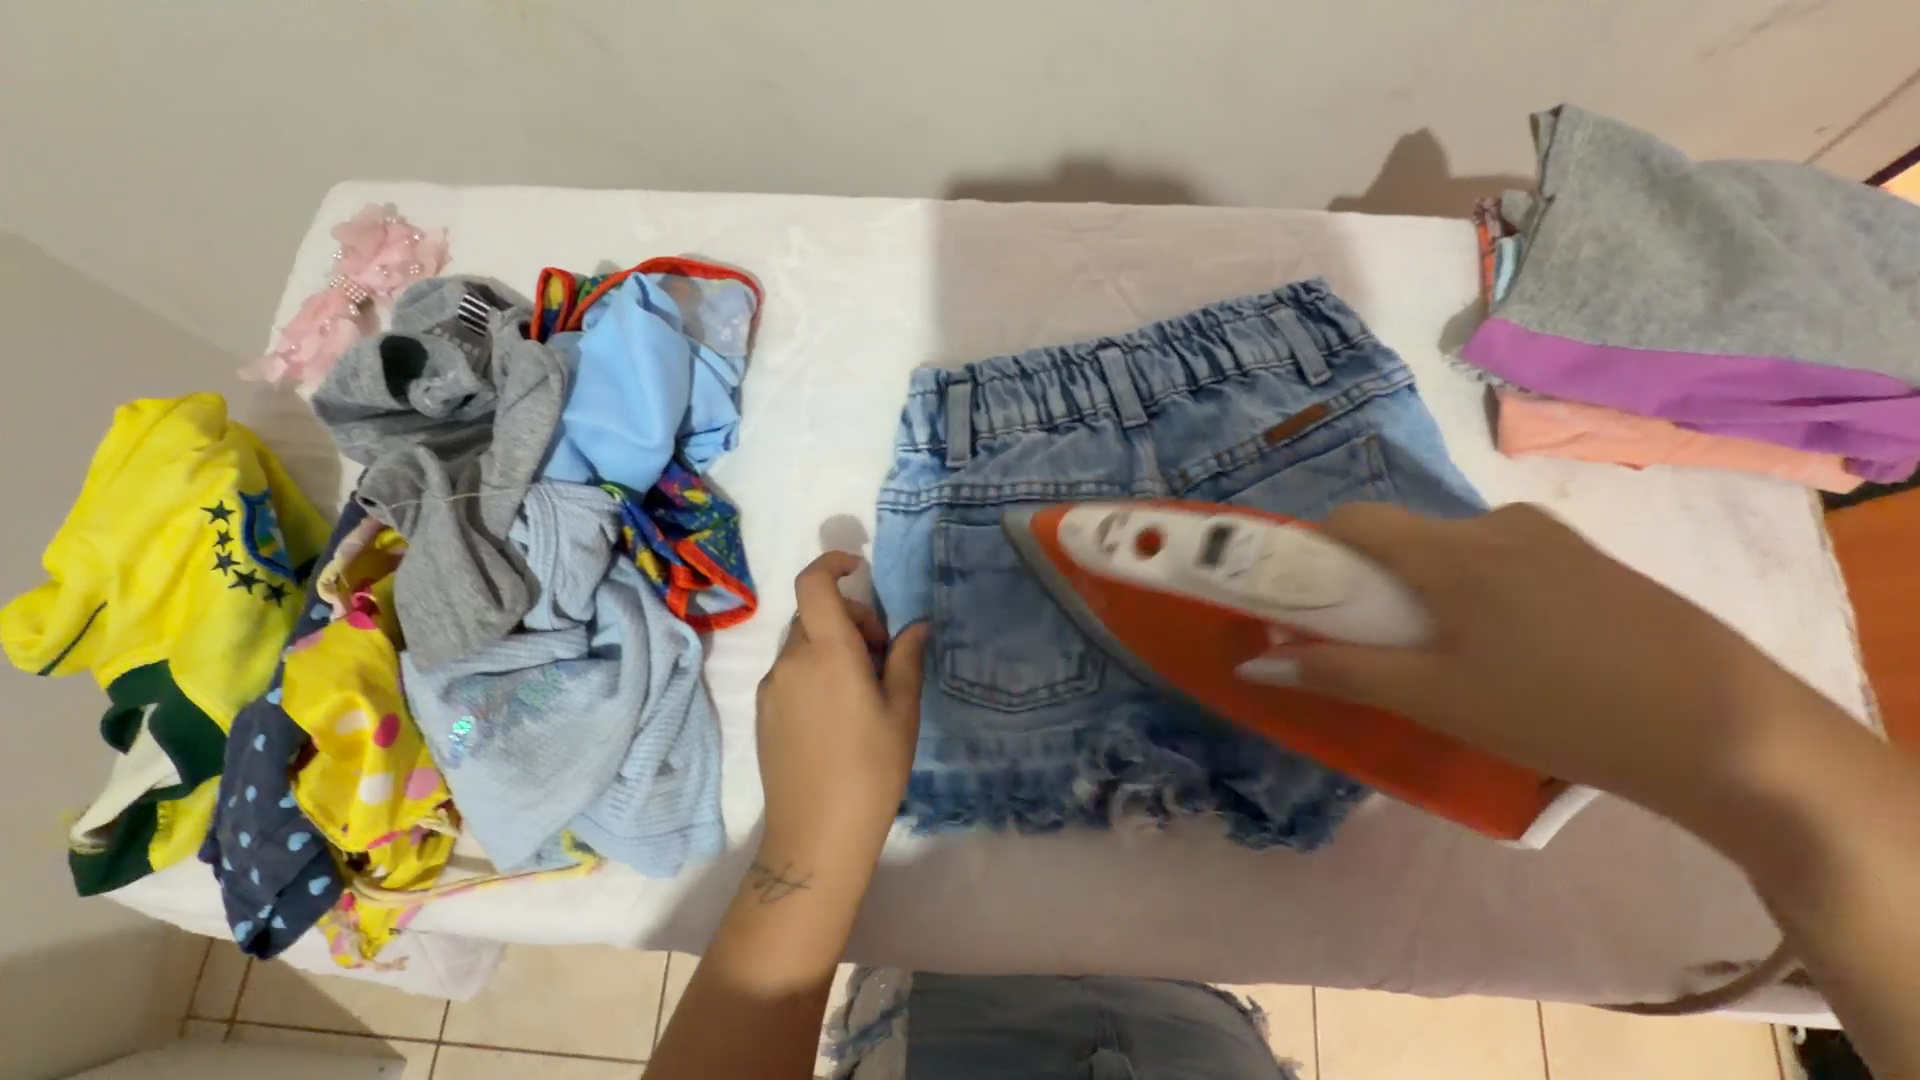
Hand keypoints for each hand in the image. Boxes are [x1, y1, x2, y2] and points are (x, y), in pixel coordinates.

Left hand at [754, 551, 929, 867]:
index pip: (814, 584)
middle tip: (883, 658)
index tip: (858, 570)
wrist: (815, 833)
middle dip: (851, 621)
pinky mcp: (762, 711)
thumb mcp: (902, 713)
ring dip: (832, 647)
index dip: (832, 563)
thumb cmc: (871, 770)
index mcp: (827, 653)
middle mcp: (791, 661)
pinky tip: (836, 714)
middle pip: (816, 615)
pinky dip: (814, 670)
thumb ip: (907, 660)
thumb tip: (917, 626)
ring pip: (802, 644)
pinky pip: (790, 671)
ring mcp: (771, 687)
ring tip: (862, 691)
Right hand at [1274, 502, 1818, 817]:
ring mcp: (1554, 540)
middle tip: (1386, 649)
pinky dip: (1481, 595)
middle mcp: (1497, 524)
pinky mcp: (1594, 563)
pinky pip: (1506, 563)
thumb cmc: (1553, 710)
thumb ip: (1337, 671)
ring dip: (1431, 592)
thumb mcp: (1432, 697)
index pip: (1353, 520)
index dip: (1315, 553)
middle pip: (1405, 538)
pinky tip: (1517, 655)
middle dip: (1376, 584)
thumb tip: (1255, 663)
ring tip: (1456, 660)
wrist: (1730, 735)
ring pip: (1456, 552)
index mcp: (1451, 549)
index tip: (1310, 604)